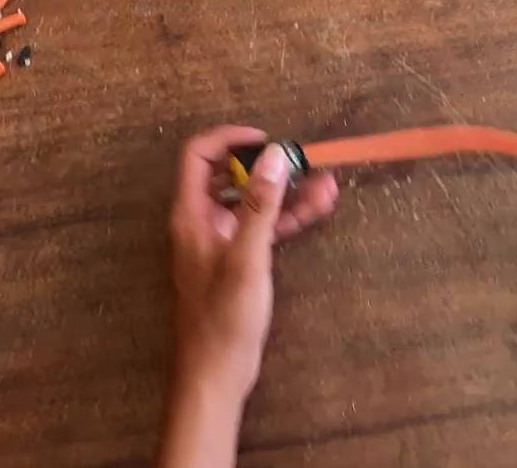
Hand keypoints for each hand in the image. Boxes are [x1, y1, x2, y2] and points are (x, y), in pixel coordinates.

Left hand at [167, 125, 338, 403]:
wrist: (215, 377)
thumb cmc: (223, 318)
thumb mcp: (246, 257)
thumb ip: (260, 204)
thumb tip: (274, 154)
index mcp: (191, 214)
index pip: (199, 155)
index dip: (228, 139)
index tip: (265, 140)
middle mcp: (203, 220)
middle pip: (231, 175)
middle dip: (268, 165)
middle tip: (302, 161)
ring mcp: (222, 239)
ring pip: (254, 201)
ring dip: (286, 191)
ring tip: (326, 183)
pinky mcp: (240, 258)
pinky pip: (263, 225)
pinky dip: (288, 216)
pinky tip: (318, 207)